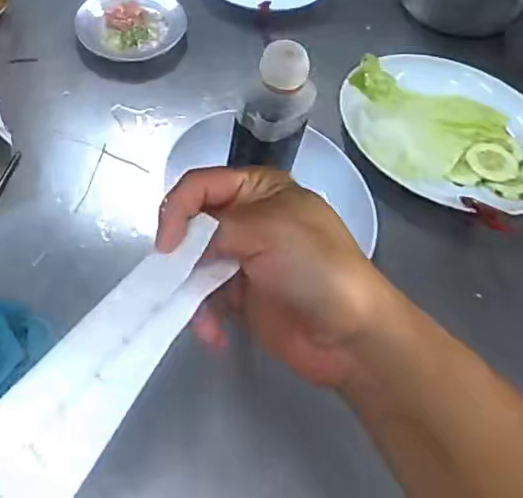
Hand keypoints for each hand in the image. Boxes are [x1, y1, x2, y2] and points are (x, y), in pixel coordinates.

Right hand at [156, 167, 390, 388]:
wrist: (355, 338)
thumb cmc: (316, 267)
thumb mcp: (267, 229)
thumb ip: (214, 228)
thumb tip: (177, 245)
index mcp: (257, 187)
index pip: (200, 185)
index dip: (177, 208)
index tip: (167, 245)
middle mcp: (246, 216)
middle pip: (191, 223)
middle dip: (179, 252)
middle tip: (171, 277)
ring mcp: (243, 257)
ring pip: (193, 262)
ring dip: (190, 288)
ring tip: (201, 315)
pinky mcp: (240, 295)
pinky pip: (205, 296)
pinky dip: (204, 314)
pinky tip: (215, 333)